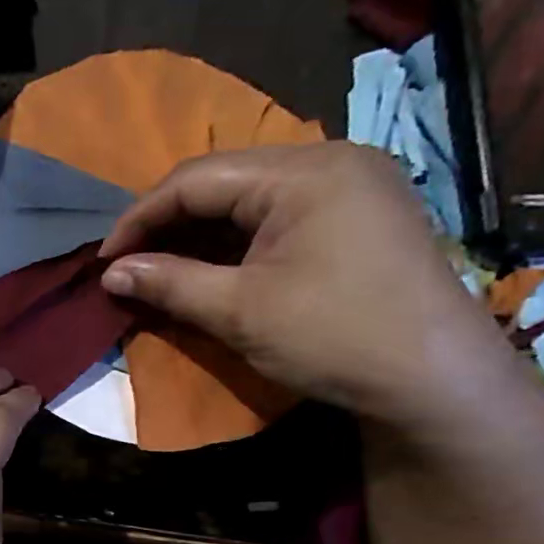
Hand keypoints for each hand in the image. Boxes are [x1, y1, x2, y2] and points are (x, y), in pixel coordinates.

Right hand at [98, 143, 522, 430]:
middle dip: (170, 224)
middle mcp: (331, 161)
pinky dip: (240, 242)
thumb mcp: (240, 311)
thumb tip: (110, 273)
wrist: (437, 383)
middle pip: (225, 181)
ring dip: (203, 234)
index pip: (197, 178)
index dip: (141, 217)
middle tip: (131, 265)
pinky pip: (282, 216)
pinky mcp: (362, 216)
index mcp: (304, 171)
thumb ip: (170, 283)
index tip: (105, 259)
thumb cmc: (335, 338)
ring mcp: (353, 186)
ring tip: (163, 270)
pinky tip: (215, 268)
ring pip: (252, 199)